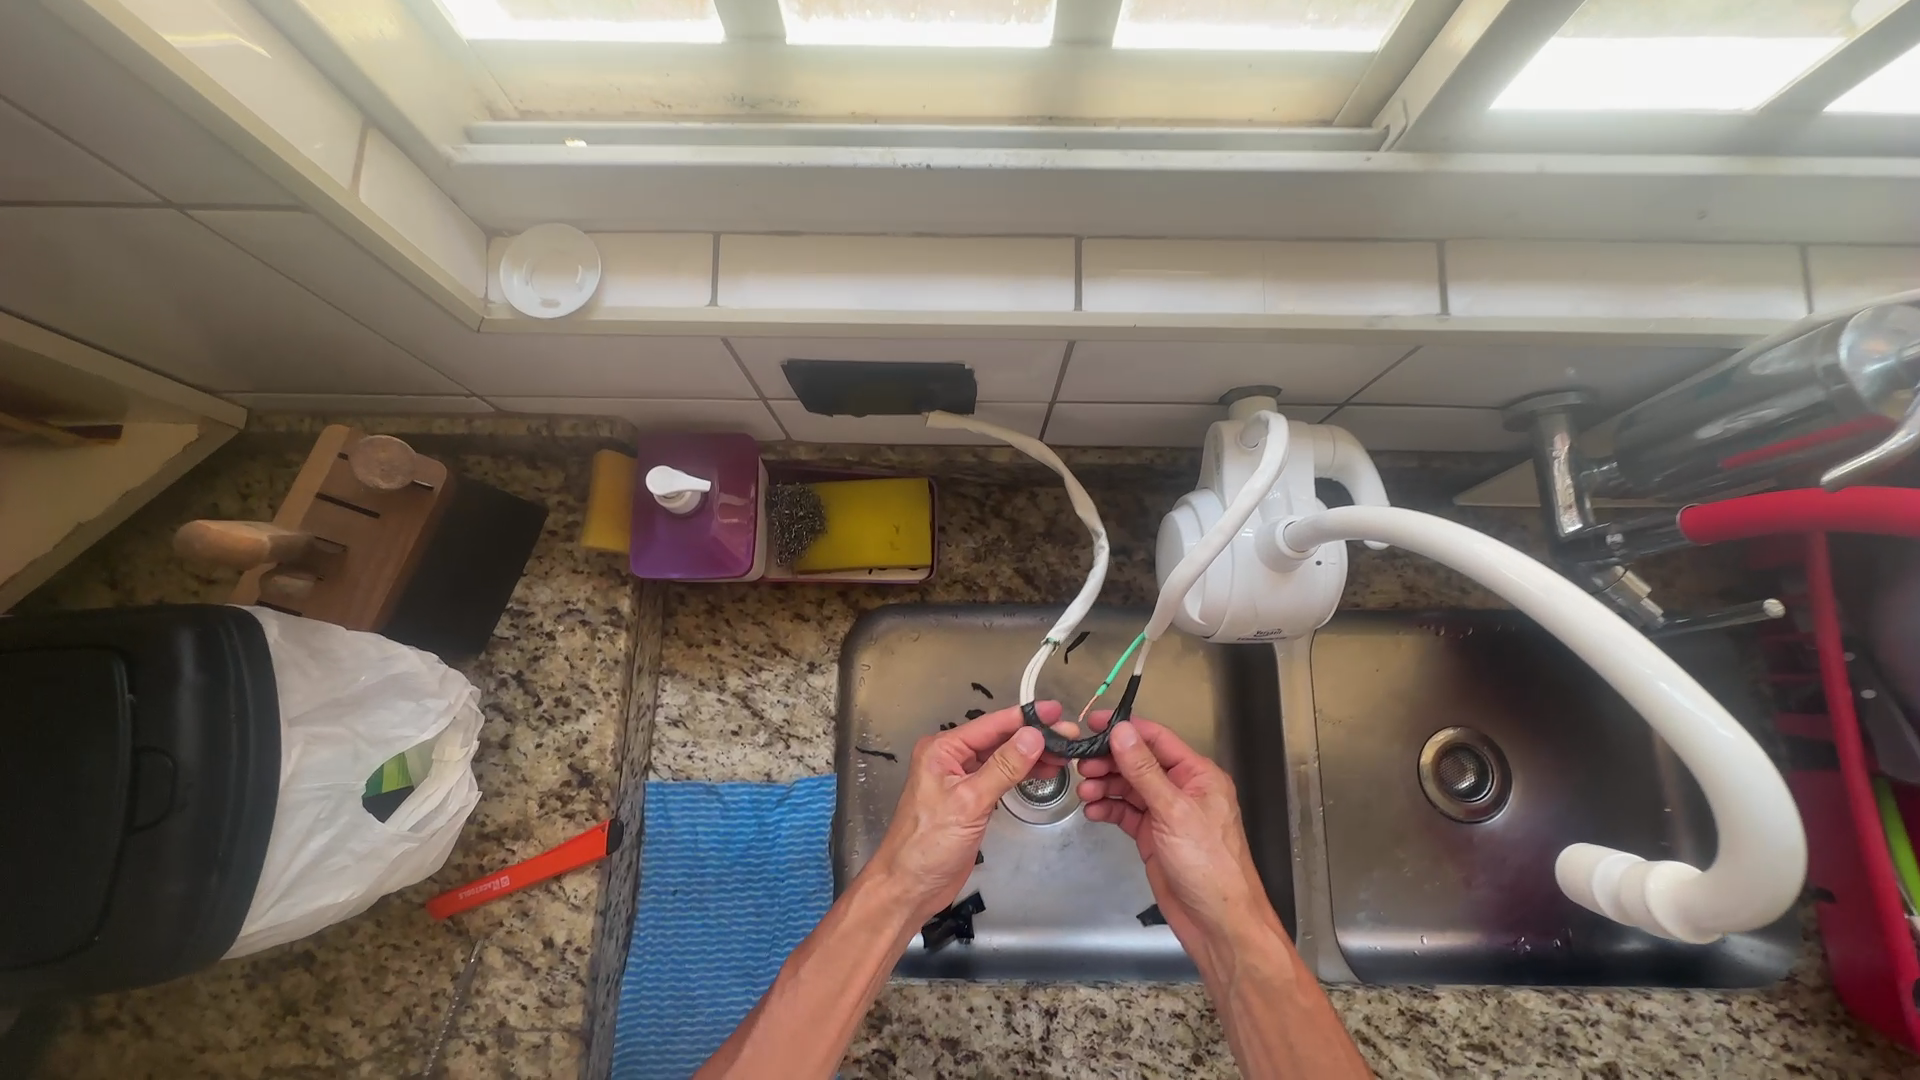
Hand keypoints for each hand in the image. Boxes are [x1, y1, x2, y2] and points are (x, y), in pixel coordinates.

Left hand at [865, 701, 1065, 925]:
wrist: (909, 888)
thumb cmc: (928, 845)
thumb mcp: (970, 802)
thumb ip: (1003, 767)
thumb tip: (1033, 736)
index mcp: (943, 749)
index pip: (991, 725)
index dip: (1025, 717)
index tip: (1056, 711)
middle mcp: (951, 758)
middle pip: (999, 739)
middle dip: (1034, 737)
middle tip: (1069, 736)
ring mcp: (961, 779)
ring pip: (1002, 758)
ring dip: (1032, 756)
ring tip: (1064, 754)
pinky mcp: (970, 800)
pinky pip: (1000, 777)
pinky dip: (1022, 774)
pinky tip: (1043, 771)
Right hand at [1075, 713, 1279, 966]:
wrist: (1219, 925)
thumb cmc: (1210, 867)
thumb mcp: (1173, 811)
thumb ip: (1143, 771)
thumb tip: (1122, 732)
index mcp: (1197, 775)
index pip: (1156, 739)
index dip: (1125, 729)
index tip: (1093, 723)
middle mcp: (1182, 789)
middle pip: (1138, 762)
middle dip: (1109, 761)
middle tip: (1082, 765)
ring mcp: (1166, 813)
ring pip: (1129, 787)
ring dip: (1105, 786)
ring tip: (1085, 791)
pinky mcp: (1153, 835)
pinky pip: (1125, 812)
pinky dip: (1108, 809)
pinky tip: (1093, 811)